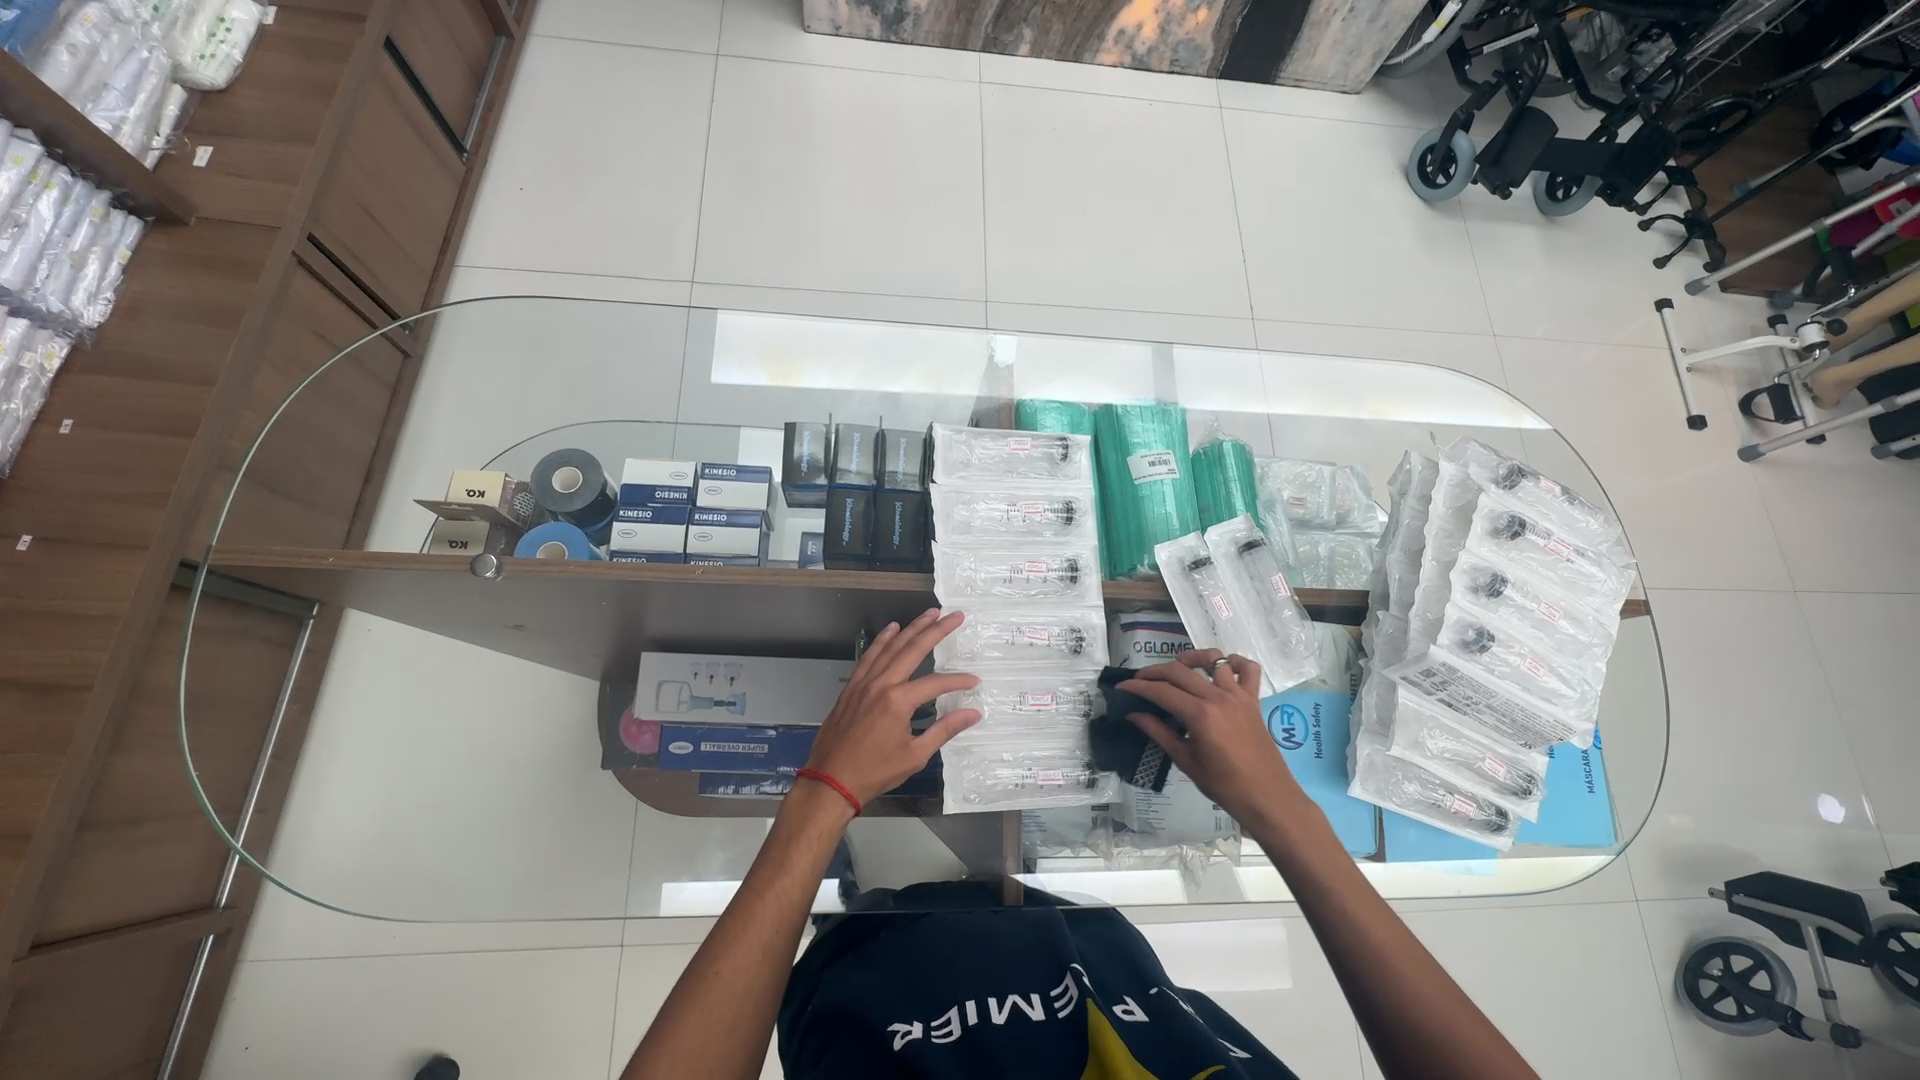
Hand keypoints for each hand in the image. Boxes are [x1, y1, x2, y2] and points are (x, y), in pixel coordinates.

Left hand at [802, 608, 980, 806]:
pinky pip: (869, 656)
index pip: (936, 683)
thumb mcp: (915, 755)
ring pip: (891, 647)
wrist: (830, 780)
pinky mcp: (852, 687)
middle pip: (913, 649)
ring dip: (911, 628)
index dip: (958, 681)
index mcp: (898, 701)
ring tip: (930, 614)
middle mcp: (881, 684)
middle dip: (936, 630)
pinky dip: (882, 641)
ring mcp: (864, 683)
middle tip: (955, 615)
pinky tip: (892, 629)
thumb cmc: (875, 772)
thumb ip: (944, 730)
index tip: (974, 682)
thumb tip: (973, 714)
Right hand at [1118, 649, 1302, 828]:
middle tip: (1139, 681)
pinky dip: (1234, 663)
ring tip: (1178, 669)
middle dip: (1154, 672)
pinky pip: (1248, 669)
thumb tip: (1133, 715)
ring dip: (1192, 659)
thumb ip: (1158, 732)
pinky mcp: (1254, 700)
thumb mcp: (1185, 760)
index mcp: (1199, 715)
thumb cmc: (1223, 785)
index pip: (1161, 691)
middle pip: (1180, 671)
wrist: (1266, 797)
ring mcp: (1239, 696)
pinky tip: (1221, 671)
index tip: (1122, 688)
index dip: (1138, 687)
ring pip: (1214, 660)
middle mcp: (1218, 697)